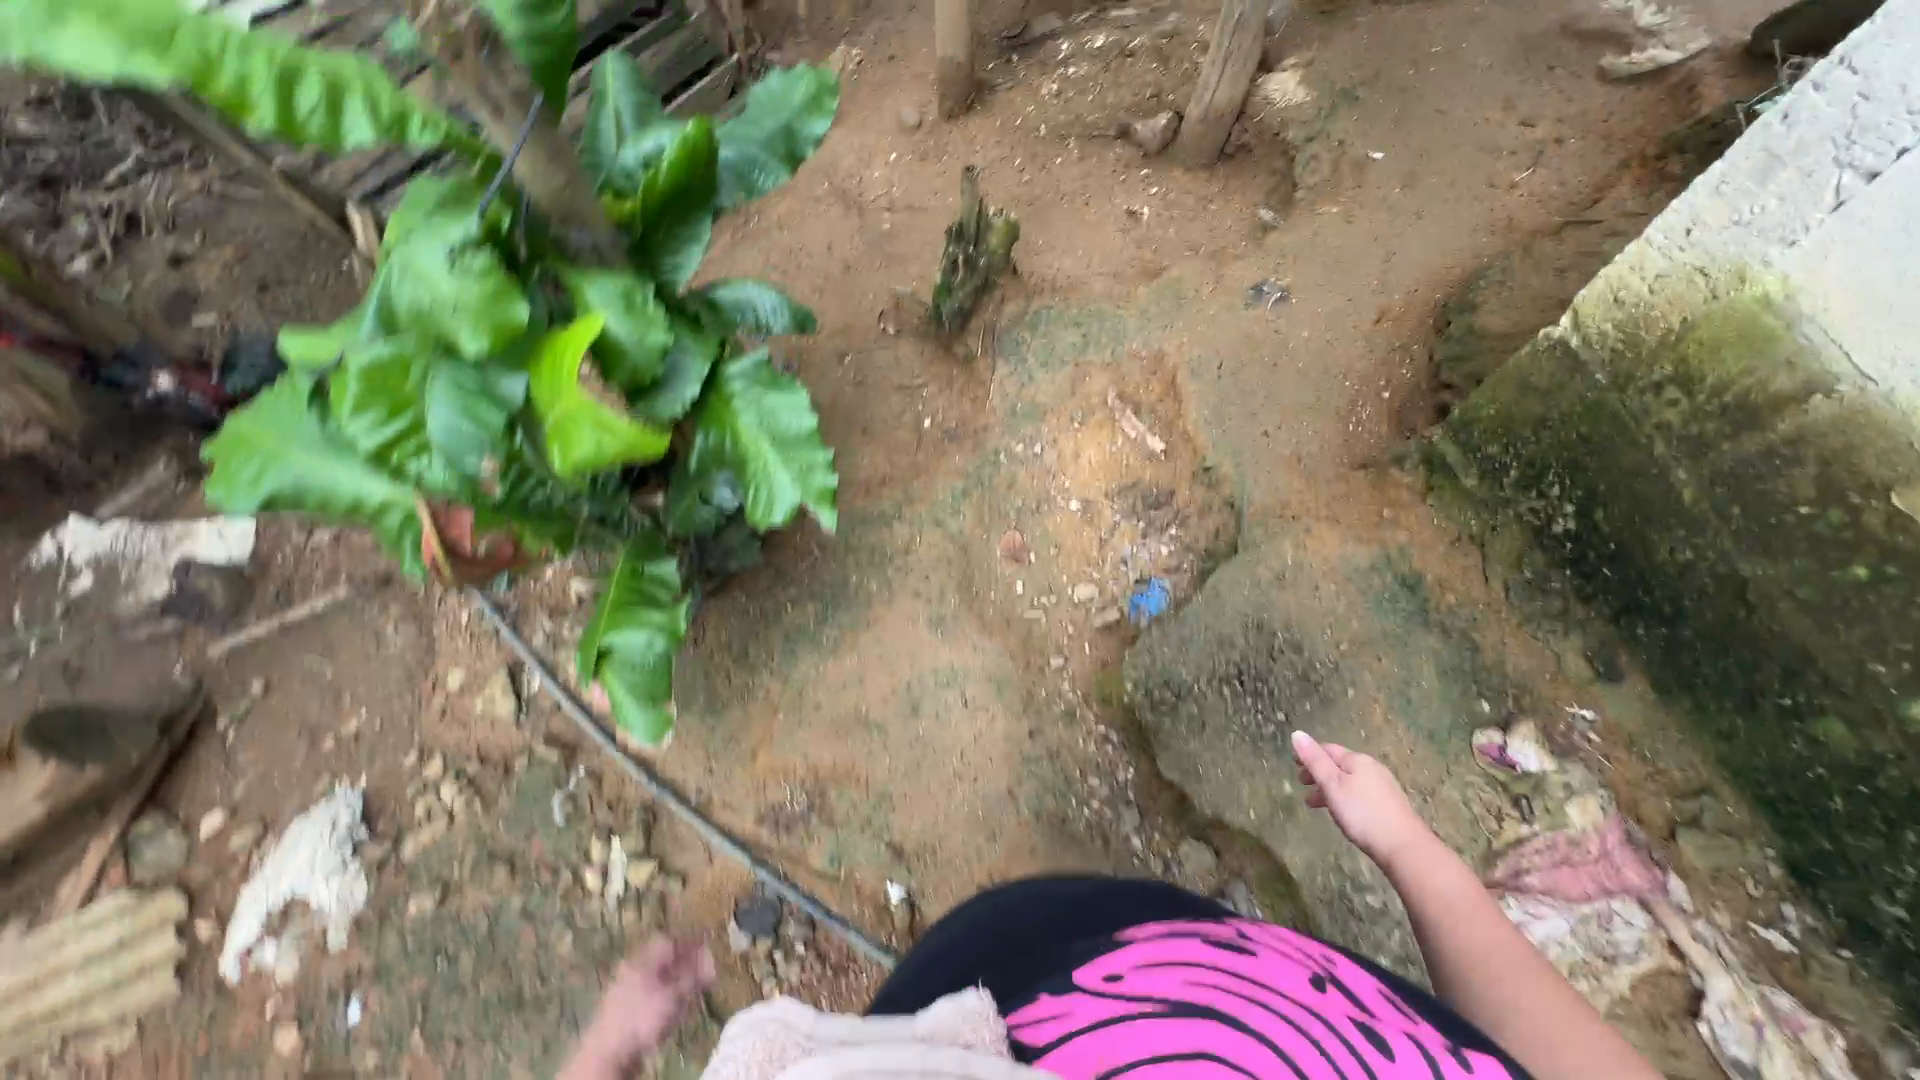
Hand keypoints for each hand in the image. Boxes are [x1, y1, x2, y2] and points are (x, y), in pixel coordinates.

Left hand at [563, 938, 715, 1078]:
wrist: (606, 1052)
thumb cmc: (642, 1018)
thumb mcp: (674, 995)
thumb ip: (693, 975)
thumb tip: (709, 958)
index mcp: (641, 959)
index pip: (669, 941)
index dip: (690, 945)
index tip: (708, 954)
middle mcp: (632, 968)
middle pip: (663, 958)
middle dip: (686, 965)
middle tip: (704, 976)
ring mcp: (625, 988)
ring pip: (657, 976)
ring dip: (677, 981)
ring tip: (691, 993)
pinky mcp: (624, 1008)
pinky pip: (649, 993)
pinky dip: (665, 995)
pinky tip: (673, 1009)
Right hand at [1291, 731, 1434, 869]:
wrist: (1403, 846)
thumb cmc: (1361, 813)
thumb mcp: (1332, 784)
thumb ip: (1314, 760)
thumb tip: (1297, 733)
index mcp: (1357, 760)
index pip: (1328, 749)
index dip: (1309, 754)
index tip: (1294, 765)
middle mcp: (1372, 768)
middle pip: (1339, 765)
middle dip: (1318, 773)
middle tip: (1302, 785)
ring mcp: (1384, 786)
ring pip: (1349, 781)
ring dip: (1329, 788)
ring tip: (1315, 804)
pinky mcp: (1390, 804)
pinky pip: (1360, 794)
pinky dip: (1344, 798)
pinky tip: (1342, 812)